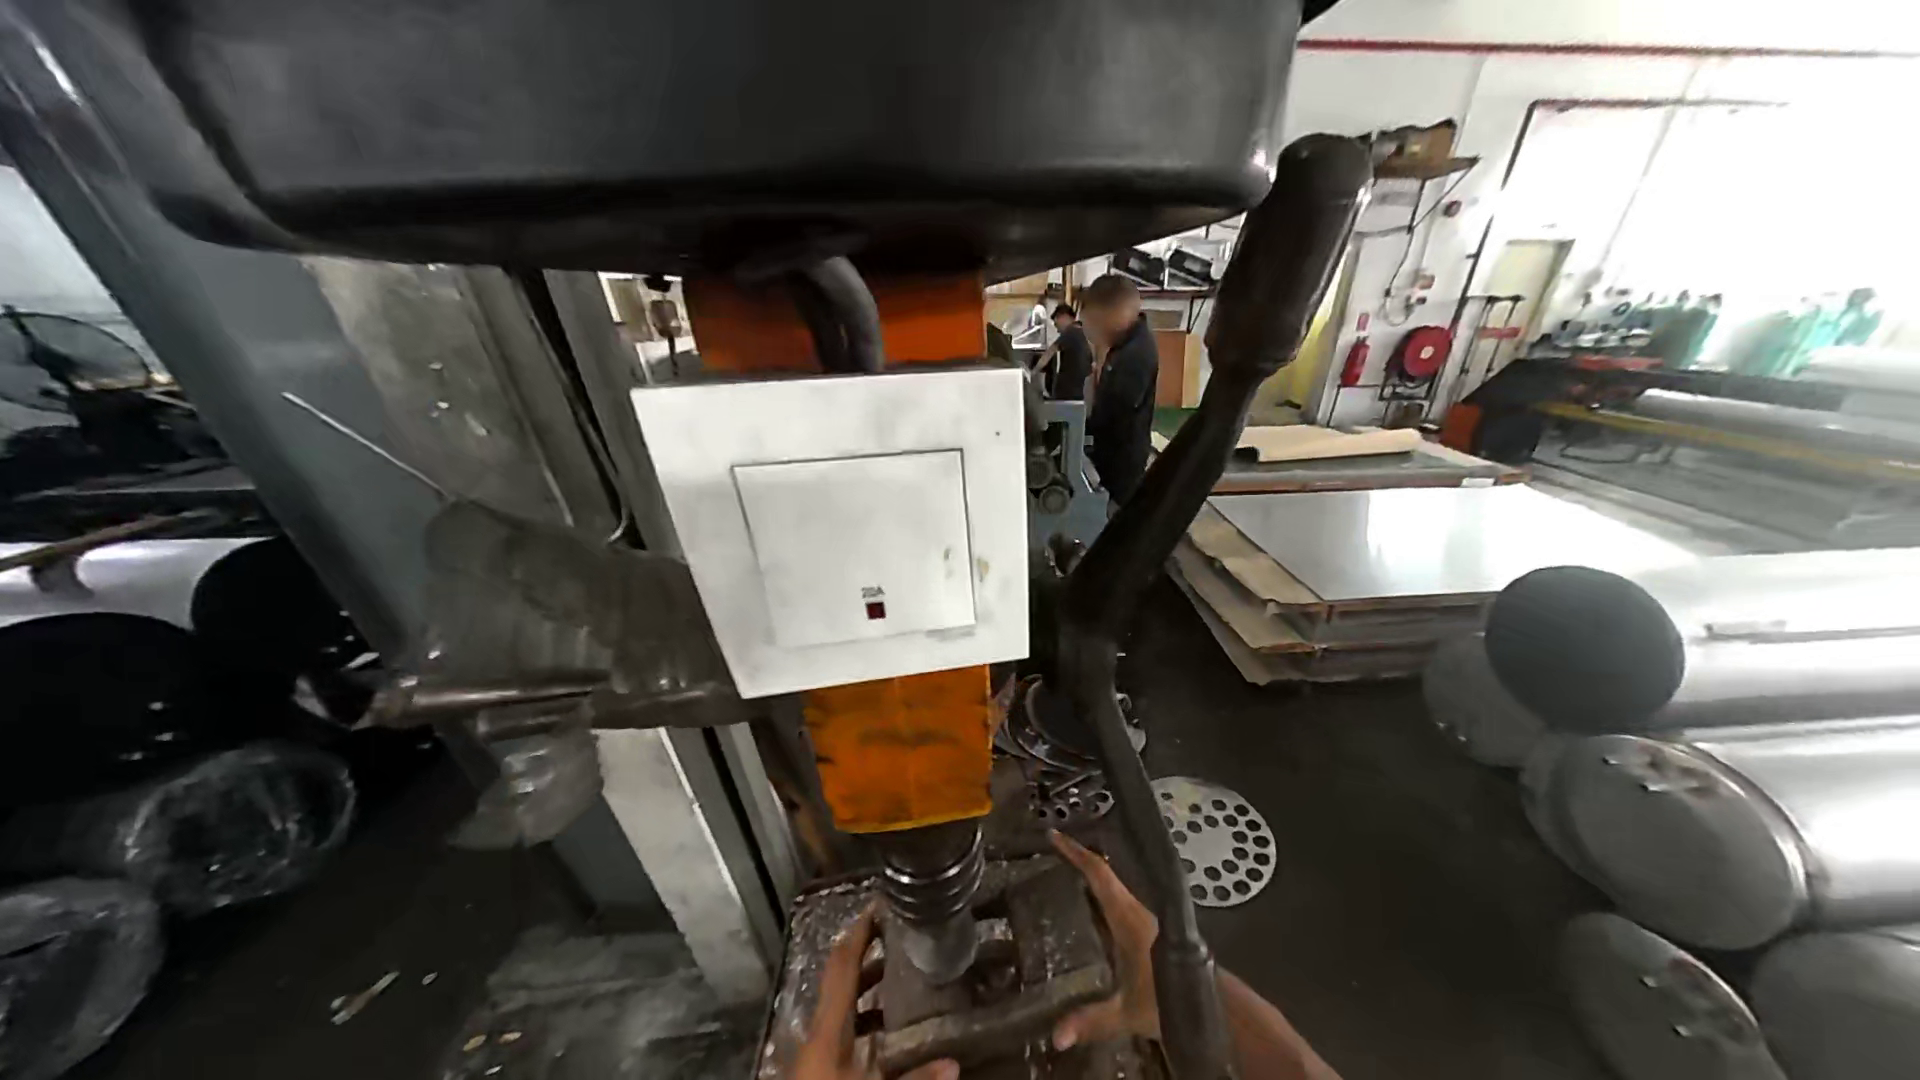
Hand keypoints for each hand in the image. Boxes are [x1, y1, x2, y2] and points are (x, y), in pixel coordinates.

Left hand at [796, 903, 958, 1079]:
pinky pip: (842, 1030)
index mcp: (827, 1028)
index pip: (842, 964)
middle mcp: (817, 1032)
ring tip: (903, 978)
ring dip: (869, 988)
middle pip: (842, 980)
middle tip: (903, 938)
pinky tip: (888, 1031)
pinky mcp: (818, 1069)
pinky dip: (865, 1018)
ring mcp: (815, 1052)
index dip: (859, 932)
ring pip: (842, 1006)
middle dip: (871, 956)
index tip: (881, 905)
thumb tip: (955, 1064)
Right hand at [1048, 830, 1160, 1048]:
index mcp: (1127, 916)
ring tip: (1062, 868)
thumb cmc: (1170, 1001)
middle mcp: (1134, 908)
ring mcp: (1143, 915)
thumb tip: (1056, 1036)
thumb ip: (1092, 1020)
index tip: (1054, 835)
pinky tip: (1087, 903)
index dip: (1075, 852)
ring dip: (1090, 872)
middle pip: (1104, 872)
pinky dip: (1099, 890)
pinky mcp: (1148, 926)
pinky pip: (1117, 897)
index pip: (1098, 873)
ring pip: (1113, 883)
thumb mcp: (1127, 1012)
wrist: (1214, 1009)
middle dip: (1078, 856)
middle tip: (1051, 848)